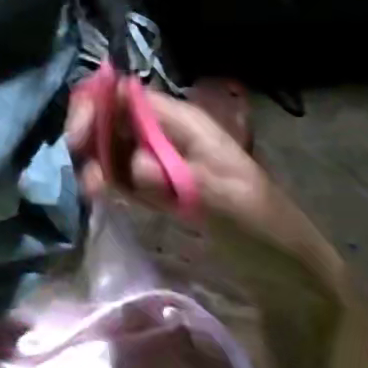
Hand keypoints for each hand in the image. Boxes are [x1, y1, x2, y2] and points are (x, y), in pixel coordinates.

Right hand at [68, 87, 367, 367]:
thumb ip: (181, 180)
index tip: (80, 140)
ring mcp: (159, 159)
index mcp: (182, 121)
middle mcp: (165, 132)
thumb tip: (135, 165)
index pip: (126, 95)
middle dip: (90, 135)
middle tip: (86, 174)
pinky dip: (105, 180)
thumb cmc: (261, 225)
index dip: (97, 106)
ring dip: (95, 161)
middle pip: (111, 115)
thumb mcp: (228, 200)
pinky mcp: (156, 188)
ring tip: (94, 192)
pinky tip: (100, 197)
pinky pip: (119, 172)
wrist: (286, 272)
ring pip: (110, 144)